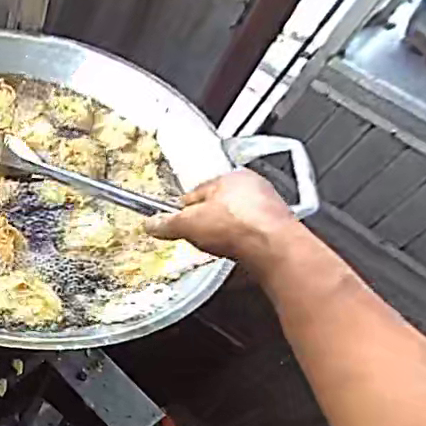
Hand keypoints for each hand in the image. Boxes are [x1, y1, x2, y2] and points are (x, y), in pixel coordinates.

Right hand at [146, 169, 302, 269]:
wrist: (272, 248)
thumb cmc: (235, 226)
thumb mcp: (186, 224)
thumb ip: (165, 223)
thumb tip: (150, 224)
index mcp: (229, 176)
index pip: (193, 193)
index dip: (179, 211)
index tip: (171, 223)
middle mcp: (252, 185)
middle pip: (214, 206)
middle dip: (201, 221)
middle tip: (192, 236)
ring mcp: (267, 205)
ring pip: (231, 219)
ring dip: (220, 232)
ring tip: (214, 245)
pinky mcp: (276, 225)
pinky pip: (246, 232)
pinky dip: (237, 241)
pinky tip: (232, 249)